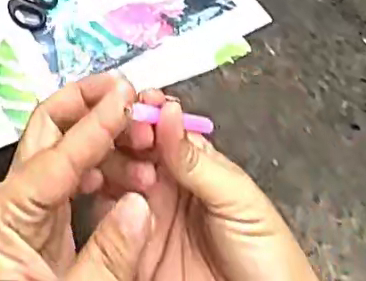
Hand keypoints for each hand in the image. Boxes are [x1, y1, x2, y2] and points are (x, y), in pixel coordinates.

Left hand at [0, 74, 158, 279]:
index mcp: (9, 211)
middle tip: (129, 90)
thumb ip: (108, 258)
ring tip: (143, 141)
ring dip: (100, 134)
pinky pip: (72, 176)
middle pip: (47, 127)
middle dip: (86, 102)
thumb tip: (141, 203)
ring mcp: (26, 206)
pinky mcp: (43, 222)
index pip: (57, 153)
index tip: (128, 96)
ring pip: (61, 146)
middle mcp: (13, 196)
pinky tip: (130, 173)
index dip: (95, 122)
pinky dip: (101, 165)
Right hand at [99, 92, 318, 280]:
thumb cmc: (268, 260)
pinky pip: (104, 213)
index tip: (139, 104)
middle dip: (124, 132)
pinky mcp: (130, 246)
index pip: (158, 124)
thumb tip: (166, 108)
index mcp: (191, 161)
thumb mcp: (240, 203)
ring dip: (113, 162)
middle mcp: (162, 180)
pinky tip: (103, 189)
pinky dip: (97, 193)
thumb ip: (196, 161)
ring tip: (137, 179)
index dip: (146, 110)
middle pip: (128, 142)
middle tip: (135, 141)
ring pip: (111, 170)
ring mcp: (143, 211)